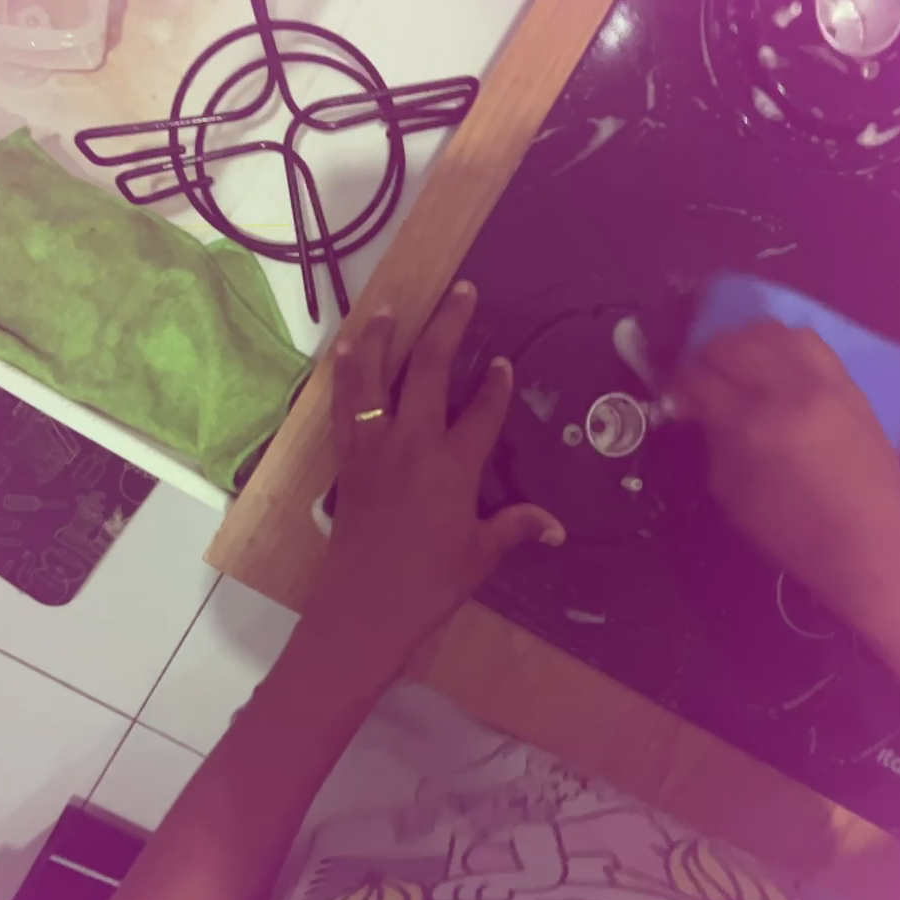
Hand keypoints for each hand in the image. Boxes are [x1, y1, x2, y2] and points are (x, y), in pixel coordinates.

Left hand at [312, 281, 565, 656]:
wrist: (363, 608)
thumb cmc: (428, 583)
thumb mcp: (480, 556)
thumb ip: (516, 528)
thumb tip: (556, 528)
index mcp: (454, 465)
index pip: (482, 411)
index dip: (496, 384)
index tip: (504, 362)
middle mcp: (413, 442)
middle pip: (429, 369)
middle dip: (447, 325)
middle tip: (459, 292)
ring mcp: (374, 446)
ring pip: (373, 377)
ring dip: (380, 337)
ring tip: (386, 308)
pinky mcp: (347, 459)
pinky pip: (343, 406)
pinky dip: (343, 376)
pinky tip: (342, 353)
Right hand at [669, 321, 899, 612]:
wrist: (869, 541)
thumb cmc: (790, 529)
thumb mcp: (730, 491)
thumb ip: (713, 441)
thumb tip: (699, 412)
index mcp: (752, 425)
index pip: (699, 380)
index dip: (677, 385)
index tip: (672, 397)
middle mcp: (789, 391)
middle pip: (733, 345)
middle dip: (704, 358)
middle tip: (698, 380)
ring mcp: (825, 383)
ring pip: (773, 332)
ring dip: (744, 343)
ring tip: (736, 367)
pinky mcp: (849, 385)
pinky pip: (808, 343)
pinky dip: (781, 346)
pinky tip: (773, 368)